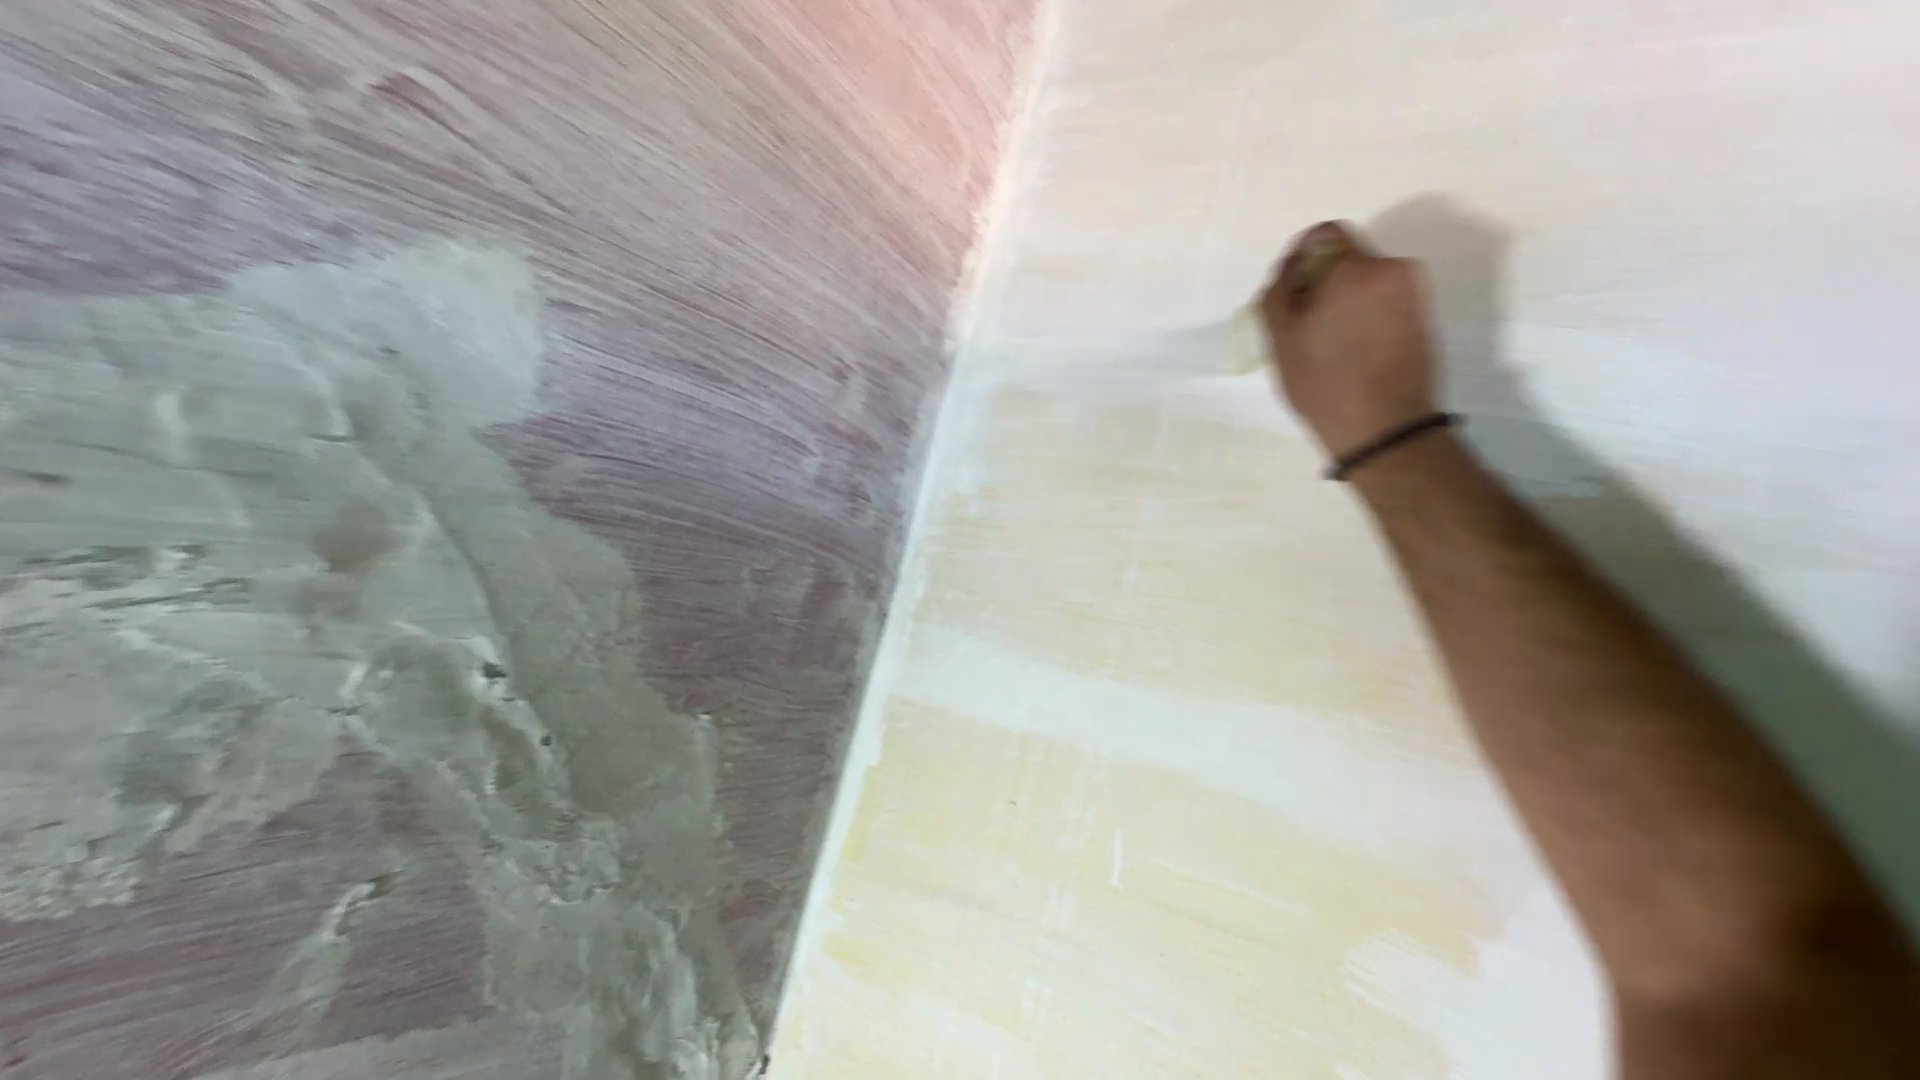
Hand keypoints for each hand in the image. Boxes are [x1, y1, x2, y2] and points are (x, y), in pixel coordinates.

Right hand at [1257, 221, 1440, 458]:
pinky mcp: (1423, 316)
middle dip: (1323, 283)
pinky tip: (1353, 353)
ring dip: (1343, 301)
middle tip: (1306, 328)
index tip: (1292, 296)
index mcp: (1357, 268)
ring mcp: (1414, 293)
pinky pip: (1383, 301)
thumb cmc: (1324, 382)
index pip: (1324, 234)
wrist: (1384, 428)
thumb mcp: (1282, 339)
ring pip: (1365, 281)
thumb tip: (1292, 270)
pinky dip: (1365, 316)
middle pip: (1346, 258)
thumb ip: (1279, 291)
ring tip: (1329, 345)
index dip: (1301, 260)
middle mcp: (1393, 269)